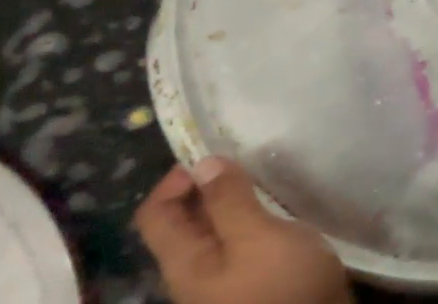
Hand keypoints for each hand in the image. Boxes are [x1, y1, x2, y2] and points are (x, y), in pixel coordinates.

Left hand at [135, 157, 351, 303]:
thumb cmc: (280, 285)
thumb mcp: (257, 237)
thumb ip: (229, 201)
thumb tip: (203, 162)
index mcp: (184, 261)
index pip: (156, 214)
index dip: (177, 179)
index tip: (217, 151)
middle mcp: (193, 270)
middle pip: (183, 222)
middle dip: (208, 186)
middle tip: (248, 159)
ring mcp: (222, 279)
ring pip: (214, 230)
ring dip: (234, 201)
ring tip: (268, 179)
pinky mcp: (251, 280)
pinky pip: (238, 242)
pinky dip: (252, 218)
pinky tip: (281, 211)